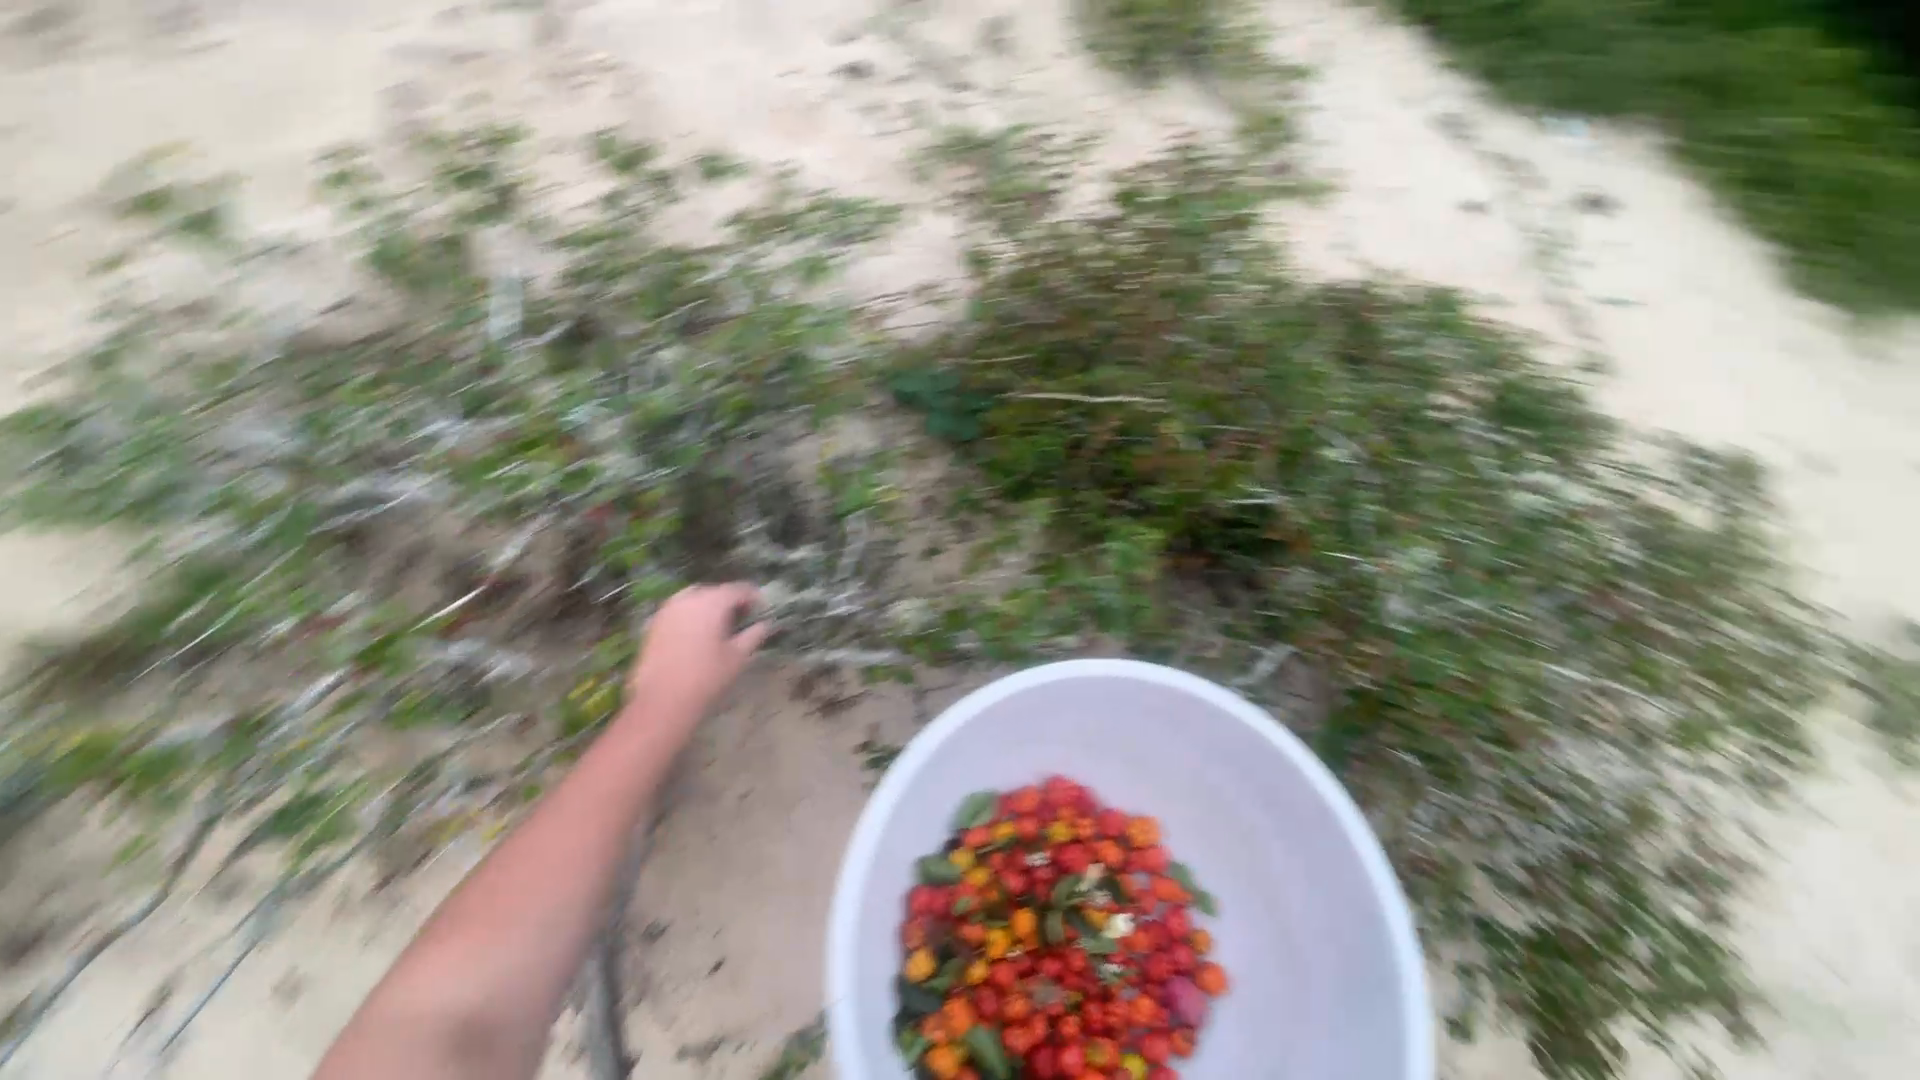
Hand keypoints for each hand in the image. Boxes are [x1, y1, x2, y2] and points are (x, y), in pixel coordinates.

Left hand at [622, 582, 768, 723]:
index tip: (762, 609)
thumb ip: (753, 636)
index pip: (738, 589)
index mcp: (712, 603)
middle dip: (731, 600)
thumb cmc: (706, 678)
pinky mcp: (654, 624)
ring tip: (720, 625)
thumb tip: (763, 625)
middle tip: (743, 618)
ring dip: (709, 606)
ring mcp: (668, 610)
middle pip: (715, 591)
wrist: (662, 701)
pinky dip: (692, 615)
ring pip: (694, 598)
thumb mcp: (738, 658)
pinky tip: (698, 634)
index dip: (754, 596)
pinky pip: (679, 610)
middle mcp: (688, 599)